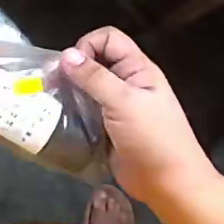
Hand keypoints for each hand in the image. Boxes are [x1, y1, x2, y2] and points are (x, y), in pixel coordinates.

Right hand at [61, 27, 216, 204]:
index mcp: (138, 69)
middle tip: (54, 83)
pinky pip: (87, 109)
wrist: (170, 185)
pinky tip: (61, 117)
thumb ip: (94, 77)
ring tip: (53, 99)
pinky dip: (74, 109)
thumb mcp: (124, 102)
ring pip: (89, 85)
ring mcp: (118, 105)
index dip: (88, 45)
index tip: (72, 67)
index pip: (108, 38)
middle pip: (96, 60)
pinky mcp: (108, 126)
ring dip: (71, 89)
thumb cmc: (153, 138)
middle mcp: (128, 82)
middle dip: (74, 67)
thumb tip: (66, 54)